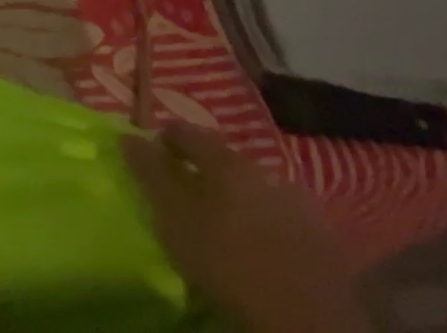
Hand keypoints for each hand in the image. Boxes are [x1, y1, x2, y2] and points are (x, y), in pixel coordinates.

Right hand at [122, 123, 369, 332]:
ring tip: (216, 220)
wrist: (301, 314)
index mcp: (226, 161)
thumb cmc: (221, 254)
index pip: (186, 131)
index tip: (148, 160)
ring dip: (231, 196)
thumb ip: (148, 170)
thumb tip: (128, 135)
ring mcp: (297, 203)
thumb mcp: (170, 211)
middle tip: (180, 193)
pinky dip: (258, 218)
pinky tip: (250, 240)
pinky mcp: (319, 236)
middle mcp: (264, 172)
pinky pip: (277, 213)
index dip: (162, 140)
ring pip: (252, 188)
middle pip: (222, 160)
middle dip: (199, 171)